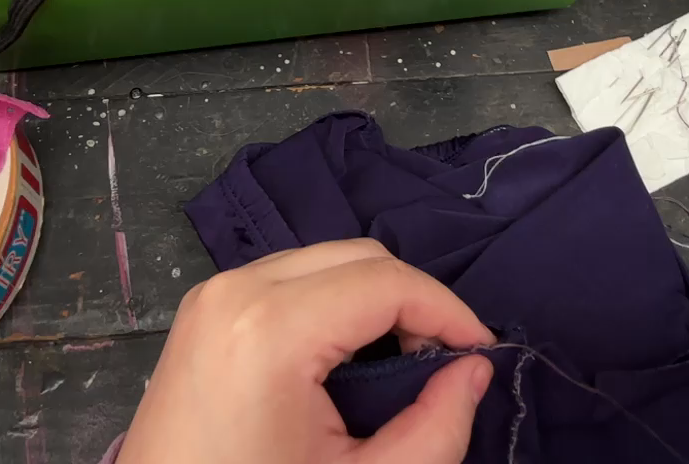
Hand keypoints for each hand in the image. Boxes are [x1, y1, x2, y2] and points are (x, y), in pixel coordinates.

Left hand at [116, 238, 494, 463]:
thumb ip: (434, 430)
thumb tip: (475, 369)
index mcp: (270, 327)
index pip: (385, 281)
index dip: (446, 309)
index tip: (482, 351)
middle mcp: (238, 287)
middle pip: (357, 257)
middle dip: (411, 299)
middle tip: (440, 362)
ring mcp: (215, 291)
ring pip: (325, 260)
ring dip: (372, 298)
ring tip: (397, 361)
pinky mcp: (206, 304)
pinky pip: (290, 276)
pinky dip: (332, 301)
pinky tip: (344, 356)